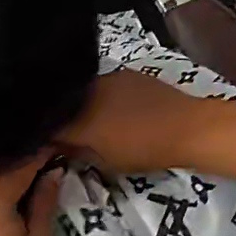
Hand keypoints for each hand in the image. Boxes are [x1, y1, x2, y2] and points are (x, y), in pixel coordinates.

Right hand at [56, 70, 204, 173]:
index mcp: (79, 120)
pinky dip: (103, 94)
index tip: (56, 143)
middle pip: (65, 105)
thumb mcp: (107, 162)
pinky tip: (116, 104)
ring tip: (99, 118)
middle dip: (66, 118)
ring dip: (85, 104)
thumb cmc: (146, 151)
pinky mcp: (124, 72)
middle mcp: (87, 94)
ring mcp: (106, 79)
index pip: (51, 128)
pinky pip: (104, 83)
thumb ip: (79, 152)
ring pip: (85, 92)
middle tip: (78, 132)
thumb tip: (62, 145)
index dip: (49, 136)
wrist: (185, 126)